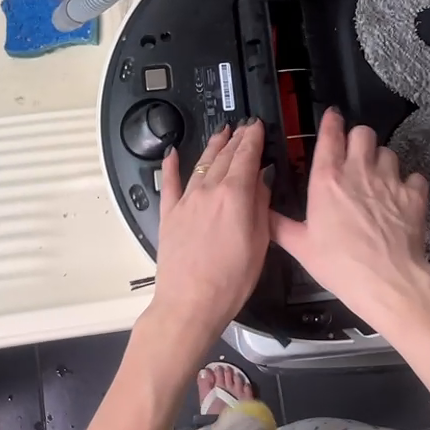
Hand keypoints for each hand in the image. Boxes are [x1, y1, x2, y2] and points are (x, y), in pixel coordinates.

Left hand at [143, 121, 271, 361]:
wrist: (190, 303)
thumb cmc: (228, 281)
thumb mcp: (259, 243)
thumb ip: (260, 206)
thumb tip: (261, 181)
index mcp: (235, 196)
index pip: (247, 156)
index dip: (253, 138)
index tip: (256, 127)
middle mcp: (208, 192)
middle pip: (225, 156)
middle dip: (236, 138)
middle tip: (243, 127)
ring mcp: (186, 202)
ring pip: (201, 165)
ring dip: (213, 146)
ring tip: (221, 133)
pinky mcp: (169, 215)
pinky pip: (168, 183)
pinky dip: (170, 166)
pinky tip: (172, 154)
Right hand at [271, 110, 429, 330]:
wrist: (387, 281)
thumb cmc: (343, 266)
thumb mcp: (300, 246)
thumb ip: (278, 224)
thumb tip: (262, 214)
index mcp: (327, 180)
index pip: (330, 134)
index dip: (331, 121)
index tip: (332, 117)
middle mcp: (358, 172)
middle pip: (363, 132)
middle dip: (358, 138)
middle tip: (354, 153)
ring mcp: (389, 181)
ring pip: (388, 151)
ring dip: (381, 161)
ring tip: (375, 179)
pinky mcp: (413, 195)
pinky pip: (413, 176)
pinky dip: (407, 183)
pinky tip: (399, 197)